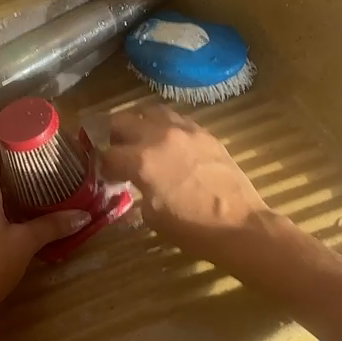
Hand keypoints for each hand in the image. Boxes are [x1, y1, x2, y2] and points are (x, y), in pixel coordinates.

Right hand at [100, 103, 277, 261]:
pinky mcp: (205, 133)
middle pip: (123, 121)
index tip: (108, 175)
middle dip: (114, 135)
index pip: (108, 154)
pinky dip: (166, 126)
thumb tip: (133, 182)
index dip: (104, 166)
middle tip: (118, 151)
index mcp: (141, 160)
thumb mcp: (151, 216)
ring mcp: (185, 130)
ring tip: (142, 140)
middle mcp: (159, 136)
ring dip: (140, 123)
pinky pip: (177, 119)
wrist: (237, 225)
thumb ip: (137, 190)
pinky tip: (169, 143)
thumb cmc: (191, 229)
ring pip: (151, 111)